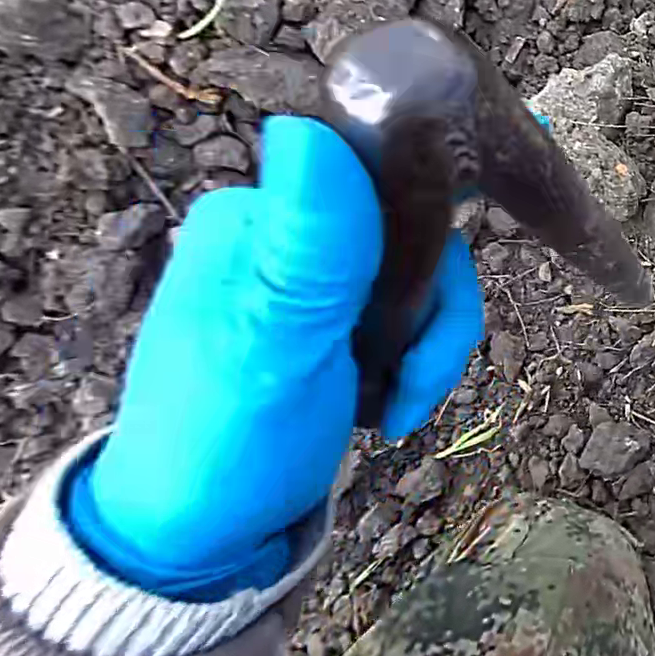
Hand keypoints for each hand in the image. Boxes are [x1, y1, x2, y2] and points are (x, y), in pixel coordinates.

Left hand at [66, 116, 483, 598]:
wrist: (214, 528)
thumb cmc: (229, 441)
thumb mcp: (275, 348)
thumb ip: (309, 248)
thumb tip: (309, 127)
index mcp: (267, 220)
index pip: (392, 188)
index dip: (434, 237)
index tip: (437, 304)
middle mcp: (303, 234)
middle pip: (430, 240)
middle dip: (438, 318)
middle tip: (414, 379)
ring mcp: (332, 275)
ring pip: (440, 282)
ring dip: (437, 349)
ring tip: (400, 406)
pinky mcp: (354, 313)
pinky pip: (430, 315)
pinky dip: (428, 362)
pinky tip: (394, 405)